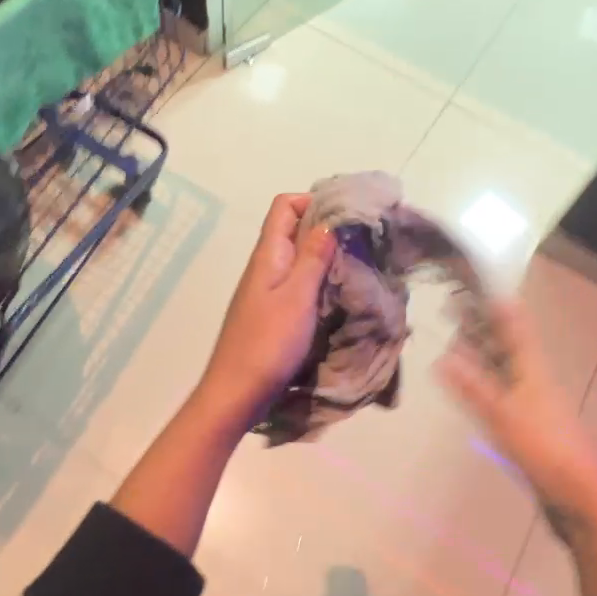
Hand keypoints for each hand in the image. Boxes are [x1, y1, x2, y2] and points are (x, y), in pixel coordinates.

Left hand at [195, 193, 335, 425]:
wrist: (236, 394)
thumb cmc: (268, 342)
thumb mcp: (298, 296)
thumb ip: (313, 257)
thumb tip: (329, 219)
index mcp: (268, 254)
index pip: (284, 206)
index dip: (313, 201)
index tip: (346, 216)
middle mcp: (265, 266)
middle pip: (292, 229)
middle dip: (325, 228)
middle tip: (361, 240)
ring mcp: (266, 290)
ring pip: (297, 257)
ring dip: (324, 256)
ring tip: (356, 266)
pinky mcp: (271, 313)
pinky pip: (296, 282)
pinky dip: (317, 281)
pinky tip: (337, 295)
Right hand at [436, 299, 596, 530]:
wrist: (584, 498)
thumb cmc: (547, 451)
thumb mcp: (504, 417)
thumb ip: (473, 388)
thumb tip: (442, 357)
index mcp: (533, 369)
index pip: (512, 324)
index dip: (493, 302)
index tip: (471, 280)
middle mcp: (534, 379)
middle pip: (506, 343)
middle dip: (481, 324)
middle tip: (451, 308)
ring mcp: (534, 402)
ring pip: (504, 367)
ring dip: (481, 351)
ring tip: (456, 339)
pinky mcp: (531, 425)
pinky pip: (503, 391)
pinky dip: (484, 381)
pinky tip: (472, 386)